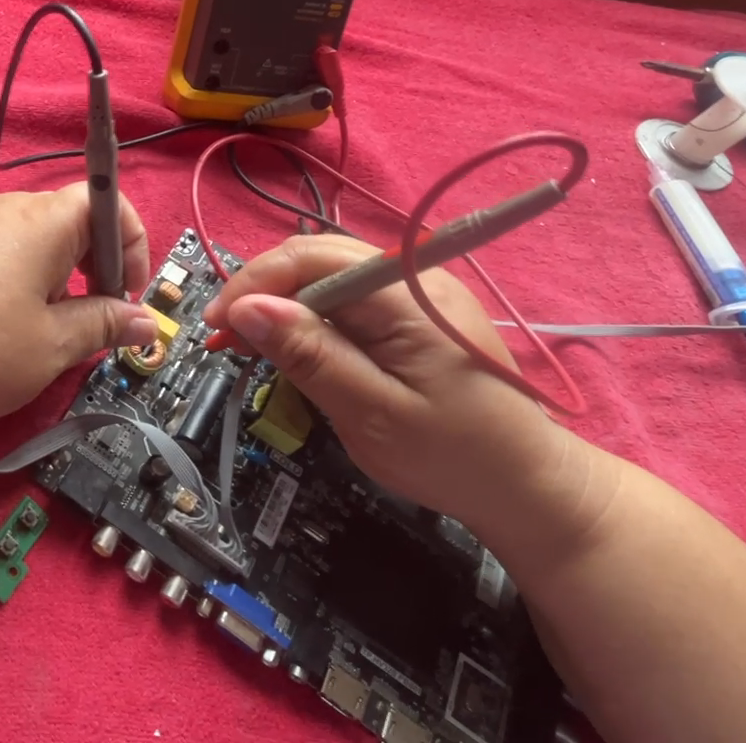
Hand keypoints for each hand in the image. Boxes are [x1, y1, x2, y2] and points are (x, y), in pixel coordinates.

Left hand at [0, 184, 156, 442]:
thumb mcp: (52, 346)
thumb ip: (104, 324)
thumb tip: (144, 321)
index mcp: (37, 220)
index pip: (105, 202)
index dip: (130, 246)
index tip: (126, 296)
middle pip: (63, 219)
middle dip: (88, 266)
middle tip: (82, 321)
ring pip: (22, 237)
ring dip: (46, 275)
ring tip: (31, 330)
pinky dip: (6, 276)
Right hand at [203, 235, 595, 531]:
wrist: (530, 487)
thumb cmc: (454, 457)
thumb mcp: (372, 412)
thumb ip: (310, 355)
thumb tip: (246, 309)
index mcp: (406, 294)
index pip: (311, 258)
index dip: (254, 282)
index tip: (216, 324)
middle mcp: (409, 277)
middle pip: (313, 258)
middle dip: (259, 291)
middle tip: (223, 337)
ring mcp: (411, 292)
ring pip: (322, 277)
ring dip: (277, 305)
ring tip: (244, 343)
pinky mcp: (407, 313)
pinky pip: (341, 300)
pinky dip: (304, 318)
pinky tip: (284, 345)